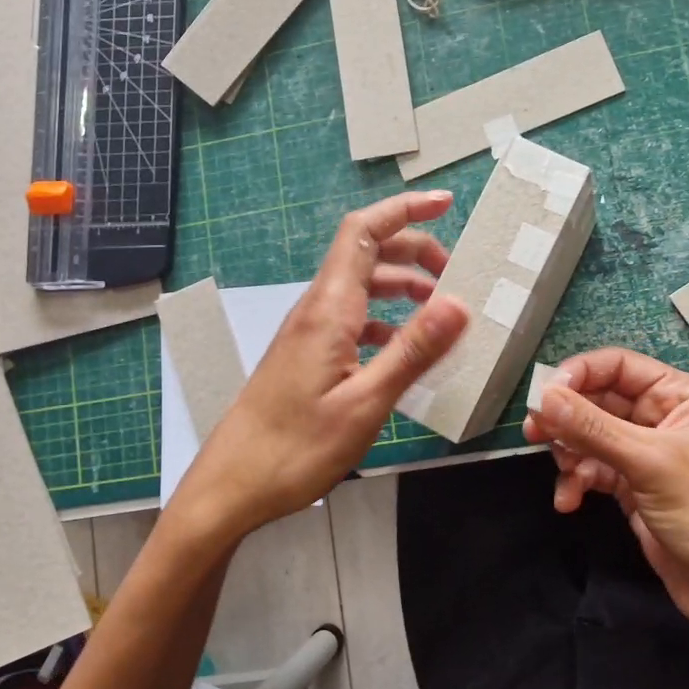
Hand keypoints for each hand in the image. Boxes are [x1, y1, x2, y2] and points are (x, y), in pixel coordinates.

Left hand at [174, 192, 470, 537]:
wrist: (231, 485)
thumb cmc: (294, 448)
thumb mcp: (365, 403)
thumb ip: (412, 352)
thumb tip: (457, 304)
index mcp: (329, 310)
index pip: (364, 232)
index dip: (404, 210)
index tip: (445, 203)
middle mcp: (316, 310)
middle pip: (365, 253)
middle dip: (414, 251)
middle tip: (456, 275)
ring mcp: (309, 333)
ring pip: (360, 288)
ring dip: (401, 288)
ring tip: (440, 312)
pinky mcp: (307, 356)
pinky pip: (353, 320)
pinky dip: (385, 321)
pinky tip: (404, 349)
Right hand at [524, 349, 688, 638]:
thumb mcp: (648, 463)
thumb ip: (592, 427)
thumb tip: (544, 396)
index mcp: (679, 395)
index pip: (618, 366)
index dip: (578, 375)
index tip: (544, 396)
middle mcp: (662, 416)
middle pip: (598, 399)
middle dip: (567, 417)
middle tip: (534, 432)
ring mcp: (646, 452)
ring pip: (590, 435)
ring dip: (570, 453)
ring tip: (564, 474)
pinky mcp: (633, 484)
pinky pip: (593, 469)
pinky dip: (577, 481)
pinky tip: (568, 502)